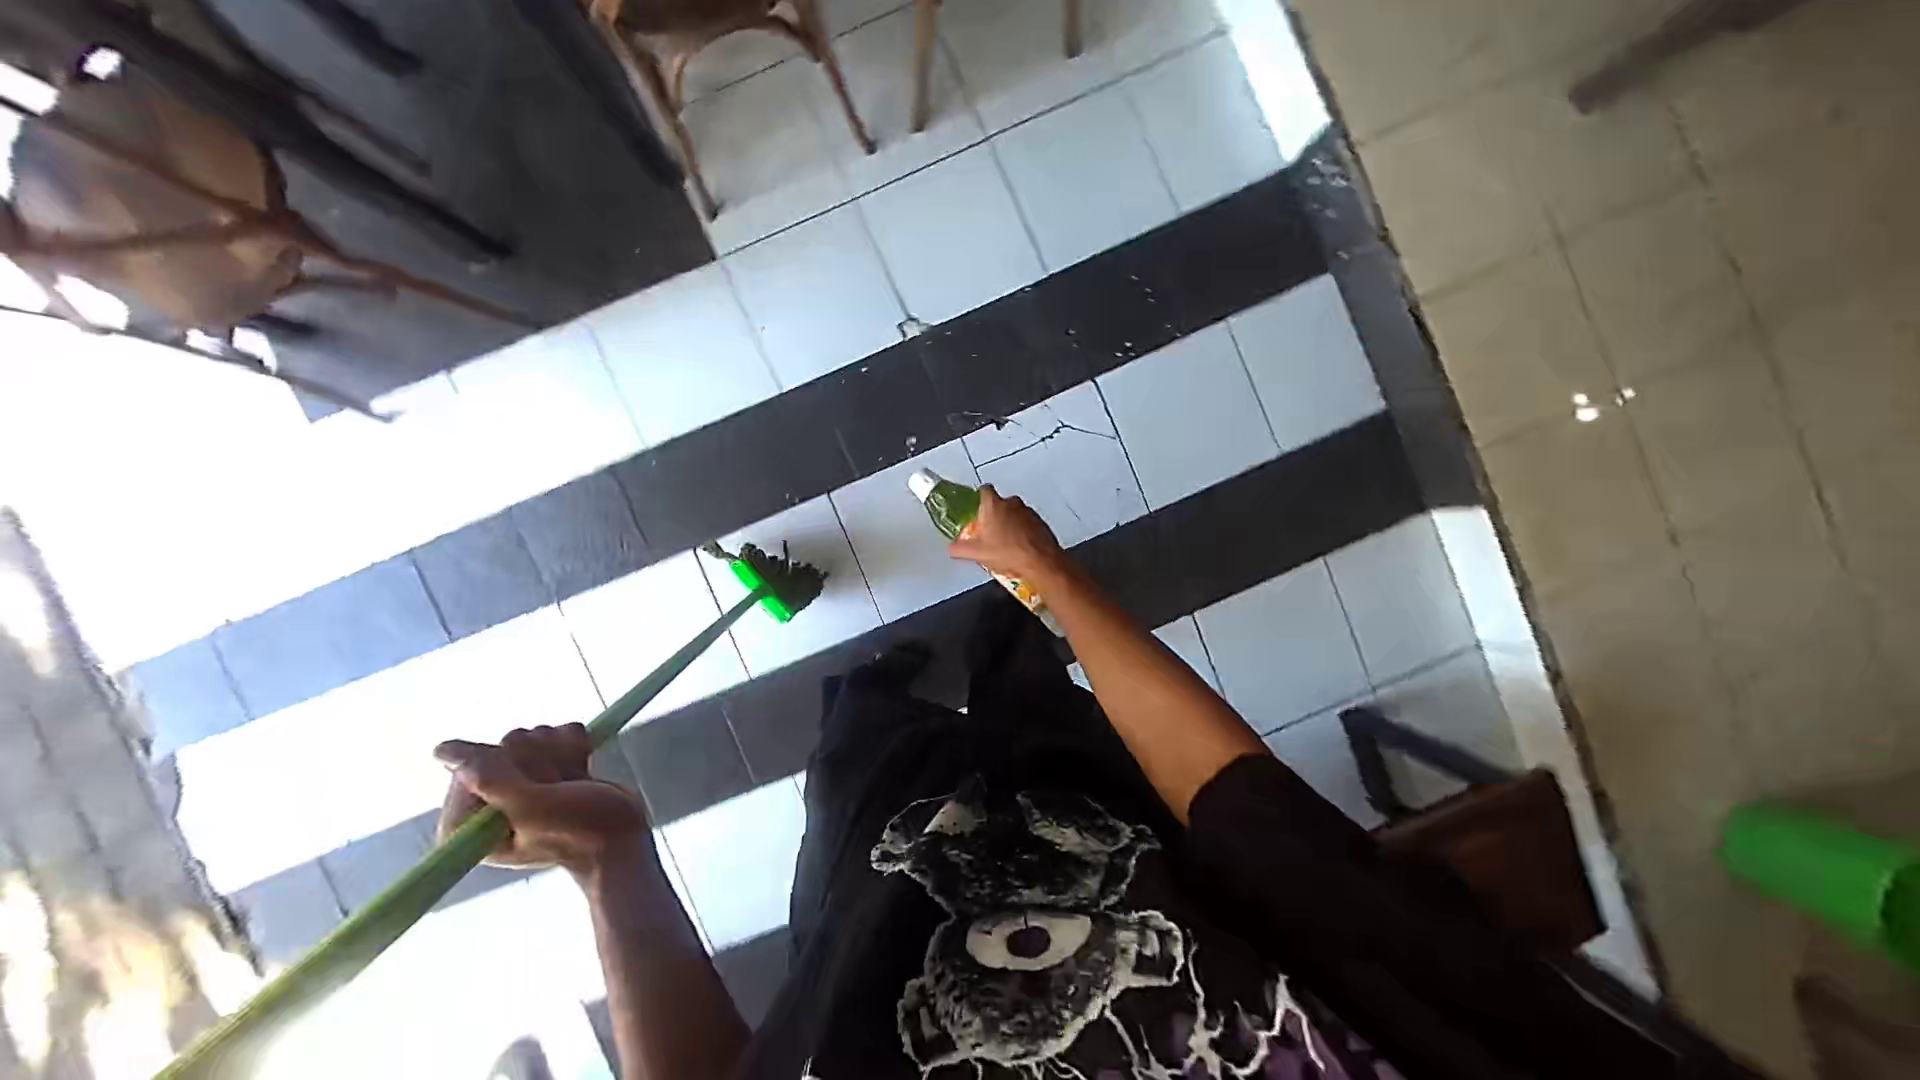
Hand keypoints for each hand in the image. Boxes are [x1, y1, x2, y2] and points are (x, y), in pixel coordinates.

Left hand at [434, 723, 649, 875]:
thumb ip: (489, 779)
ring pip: (534, 737)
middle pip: (505, 746)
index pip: (471, 763)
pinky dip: (574, 746)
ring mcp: (522, 783)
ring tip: (571, 783)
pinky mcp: (549, 769)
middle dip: (540, 762)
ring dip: (560, 754)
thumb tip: (444, 750)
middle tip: (557, 790)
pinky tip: (581, 768)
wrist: (622, 837)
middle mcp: (489, 799)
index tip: (531, 789)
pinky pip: (556, 735)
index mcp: (468, 819)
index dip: (505, 768)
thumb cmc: (578, 832)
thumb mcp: (531, 808)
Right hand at [947, 485, 1068, 583]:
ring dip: (1010, 523)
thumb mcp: (976, 553)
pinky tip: (1018, 547)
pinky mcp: (1040, 521)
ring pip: (1014, 512)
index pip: (984, 490)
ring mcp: (1028, 511)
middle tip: (989, 532)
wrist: (1039, 562)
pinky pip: (1027, 522)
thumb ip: (959, 548)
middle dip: (994, 515)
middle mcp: (1011, 503)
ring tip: (1004, 543)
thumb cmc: (1010, 553)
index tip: (977, 507)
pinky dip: (1023, 530)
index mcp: (993, 505)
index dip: (979, 497)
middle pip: (999, 503)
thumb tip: (953, 548)